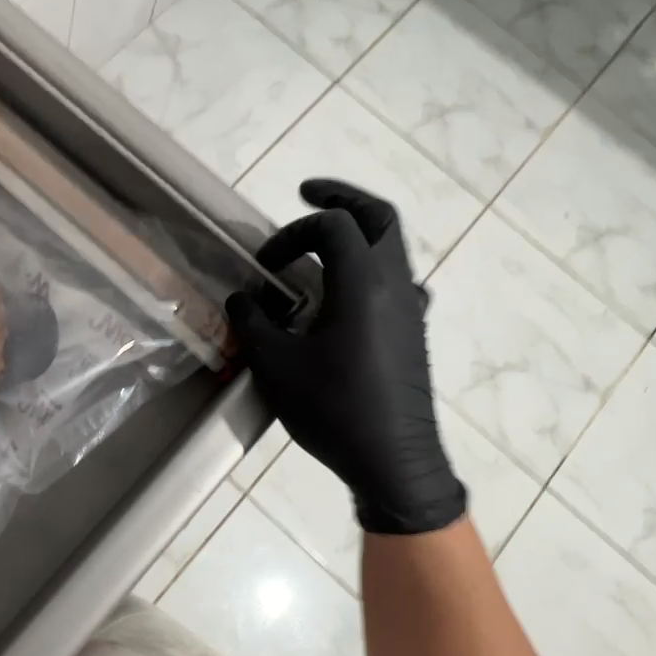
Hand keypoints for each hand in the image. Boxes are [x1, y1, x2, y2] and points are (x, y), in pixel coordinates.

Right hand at [225, 180, 466, 535]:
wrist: (393, 460)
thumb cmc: (332, 409)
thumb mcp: (275, 366)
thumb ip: (253, 323)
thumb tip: (242, 300)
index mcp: (364, 284)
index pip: (334, 226)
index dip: (292, 232)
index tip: (264, 264)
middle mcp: (396, 286)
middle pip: (380, 219)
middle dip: (343, 201)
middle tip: (309, 195)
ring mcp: (411, 310)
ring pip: (391, 250)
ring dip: (356, 237)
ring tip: (318, 252)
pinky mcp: (413, 334)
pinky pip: (395, 283)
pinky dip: (367, 271)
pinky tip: (341, 300)